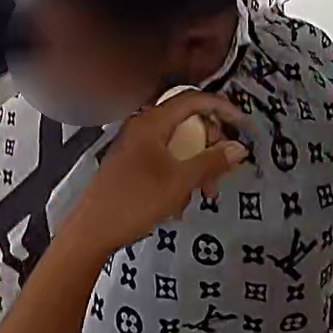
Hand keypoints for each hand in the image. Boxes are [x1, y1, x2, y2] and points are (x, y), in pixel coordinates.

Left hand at [63, 92, 247, 258]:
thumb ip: (212, 161)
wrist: (90, 233)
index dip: (222, 107)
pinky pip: (167, 157)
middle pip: (189, 120)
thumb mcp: (180, 182)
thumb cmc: (135, 201)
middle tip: (225, 164)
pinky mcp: (133, 164)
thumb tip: (239, 148)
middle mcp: (144, 127)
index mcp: (153, 122)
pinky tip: (184, 200)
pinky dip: (182, 172)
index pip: (194, 99)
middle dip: (212, 142)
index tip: (242, 124)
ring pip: (179, 143)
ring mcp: (137, 145)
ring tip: (207, 191)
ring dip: (198, 163)